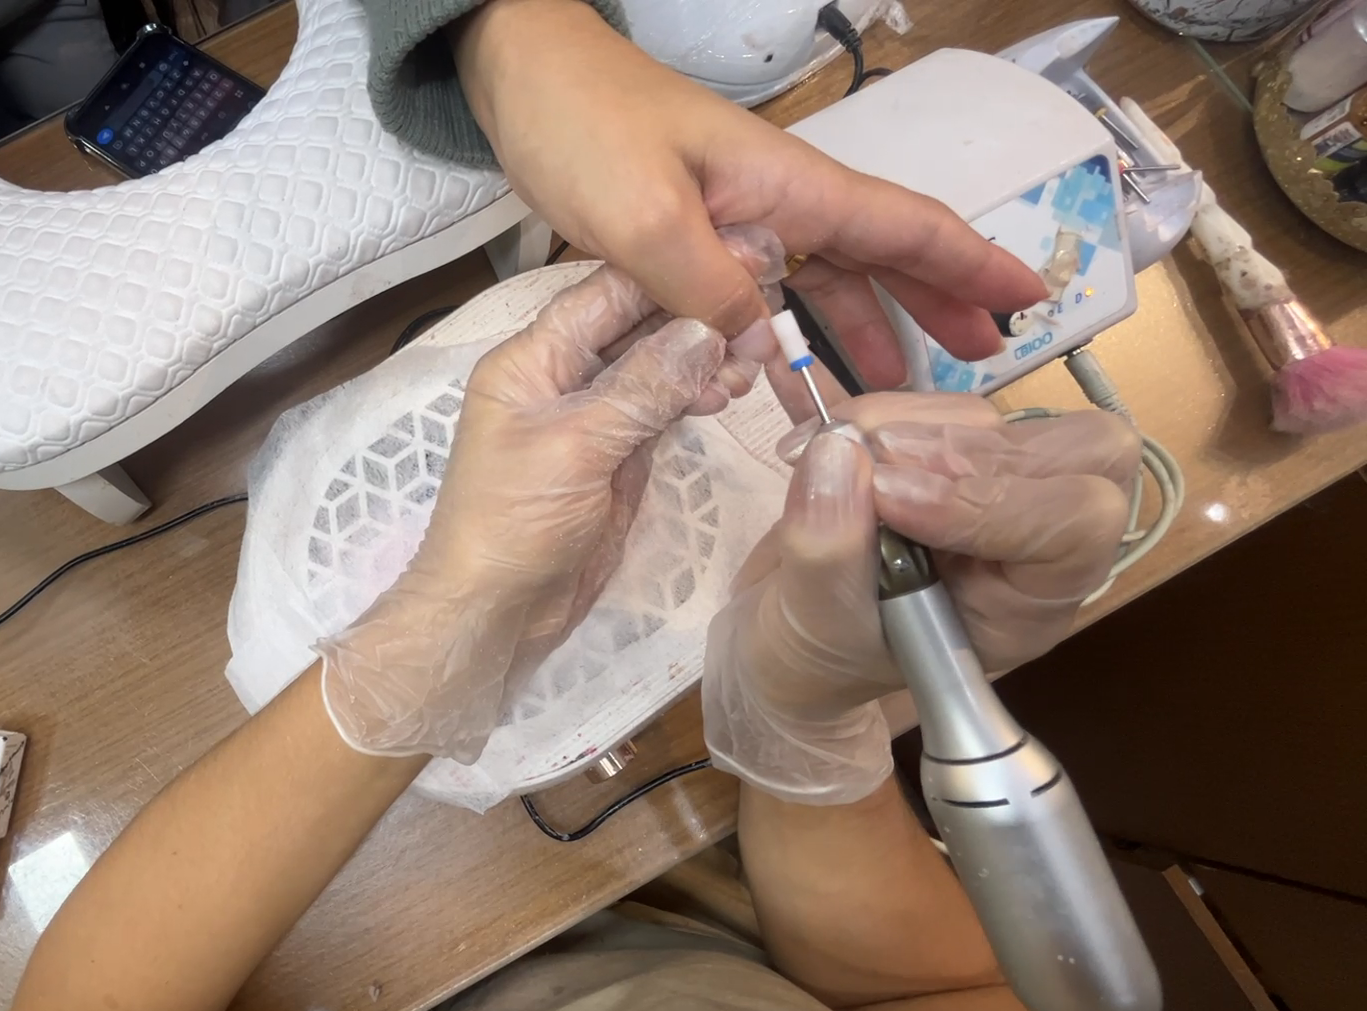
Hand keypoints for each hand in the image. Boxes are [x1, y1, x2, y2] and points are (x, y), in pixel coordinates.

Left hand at [319, 266, 725, 761]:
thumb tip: (706, 328)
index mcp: (530, 360)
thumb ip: (639, 387)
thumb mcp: (575, 447)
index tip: (741, 253)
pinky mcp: (614, 453)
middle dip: (696, 315)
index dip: (670, 273)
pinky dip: (692, 397)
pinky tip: (729, 391)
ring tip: (756, 360)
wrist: (499, 608)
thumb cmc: (515, 522)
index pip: (604, 295)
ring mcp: (589, 417)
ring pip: (653, 367)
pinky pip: (658, 409)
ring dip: (702, 359)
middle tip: (769, 306)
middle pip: (633, 326)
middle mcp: (559, 378)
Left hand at [451, 0, 1047, 388]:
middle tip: (967, 366)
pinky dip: (769, 331)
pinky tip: (770, 366)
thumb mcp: (648, 220)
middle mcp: (770, 204)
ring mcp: (728, 221)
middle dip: (922, 309)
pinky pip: (748, 293)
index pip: (901, 227)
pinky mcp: (683, 240)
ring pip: (810, 281)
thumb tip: (763, 354)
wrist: (524, 86)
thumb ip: (710, 290)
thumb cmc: (586, 133)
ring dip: (847, 331)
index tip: (1024, 304)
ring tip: (879, 386)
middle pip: (870, 259)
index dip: (965, 269)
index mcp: (784, 189)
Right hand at [703, 392, 1139, 802]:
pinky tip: (807, 415)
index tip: (882, 498)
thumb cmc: (808, 658)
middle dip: (945, 449)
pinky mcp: (925, 459)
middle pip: (1061, 450)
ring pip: (981, 416)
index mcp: (1024, 603)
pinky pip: (920, 403)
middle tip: (854, 471)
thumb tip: (835, 452)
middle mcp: (1023, 539)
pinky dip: (859, 403)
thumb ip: (827, 552)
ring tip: (807, 456)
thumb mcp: (814, 626)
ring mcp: (978, 491)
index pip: (1073, 523)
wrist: (779, 639)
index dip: (985, 496)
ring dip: (888, 421)